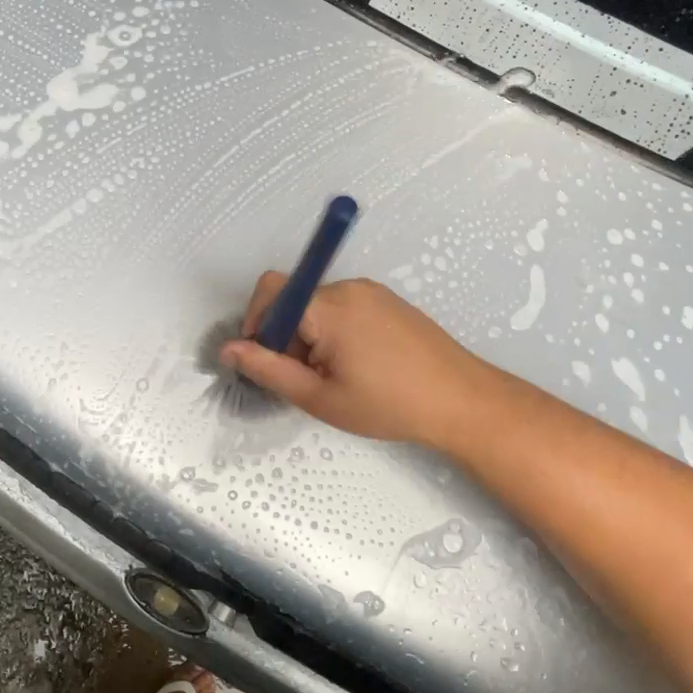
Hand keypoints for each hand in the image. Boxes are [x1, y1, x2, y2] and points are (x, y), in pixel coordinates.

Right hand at [218, 273, 504, 448]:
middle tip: (305, 378)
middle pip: (293, 300)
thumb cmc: (388, 404)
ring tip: (335, 377)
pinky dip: (333, 332)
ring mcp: (372, 292)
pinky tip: (357, 367)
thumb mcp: (319, 397)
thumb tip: (227, 348)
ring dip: (309, 336)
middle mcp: (348, 288)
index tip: (267, 360)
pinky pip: (342, 308)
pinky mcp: (388, 301)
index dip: (256, 322)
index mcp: (329, 307)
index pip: (271, 291)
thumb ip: (268, 370)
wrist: (464, 402)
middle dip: (286, 336)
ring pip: (316, 306)